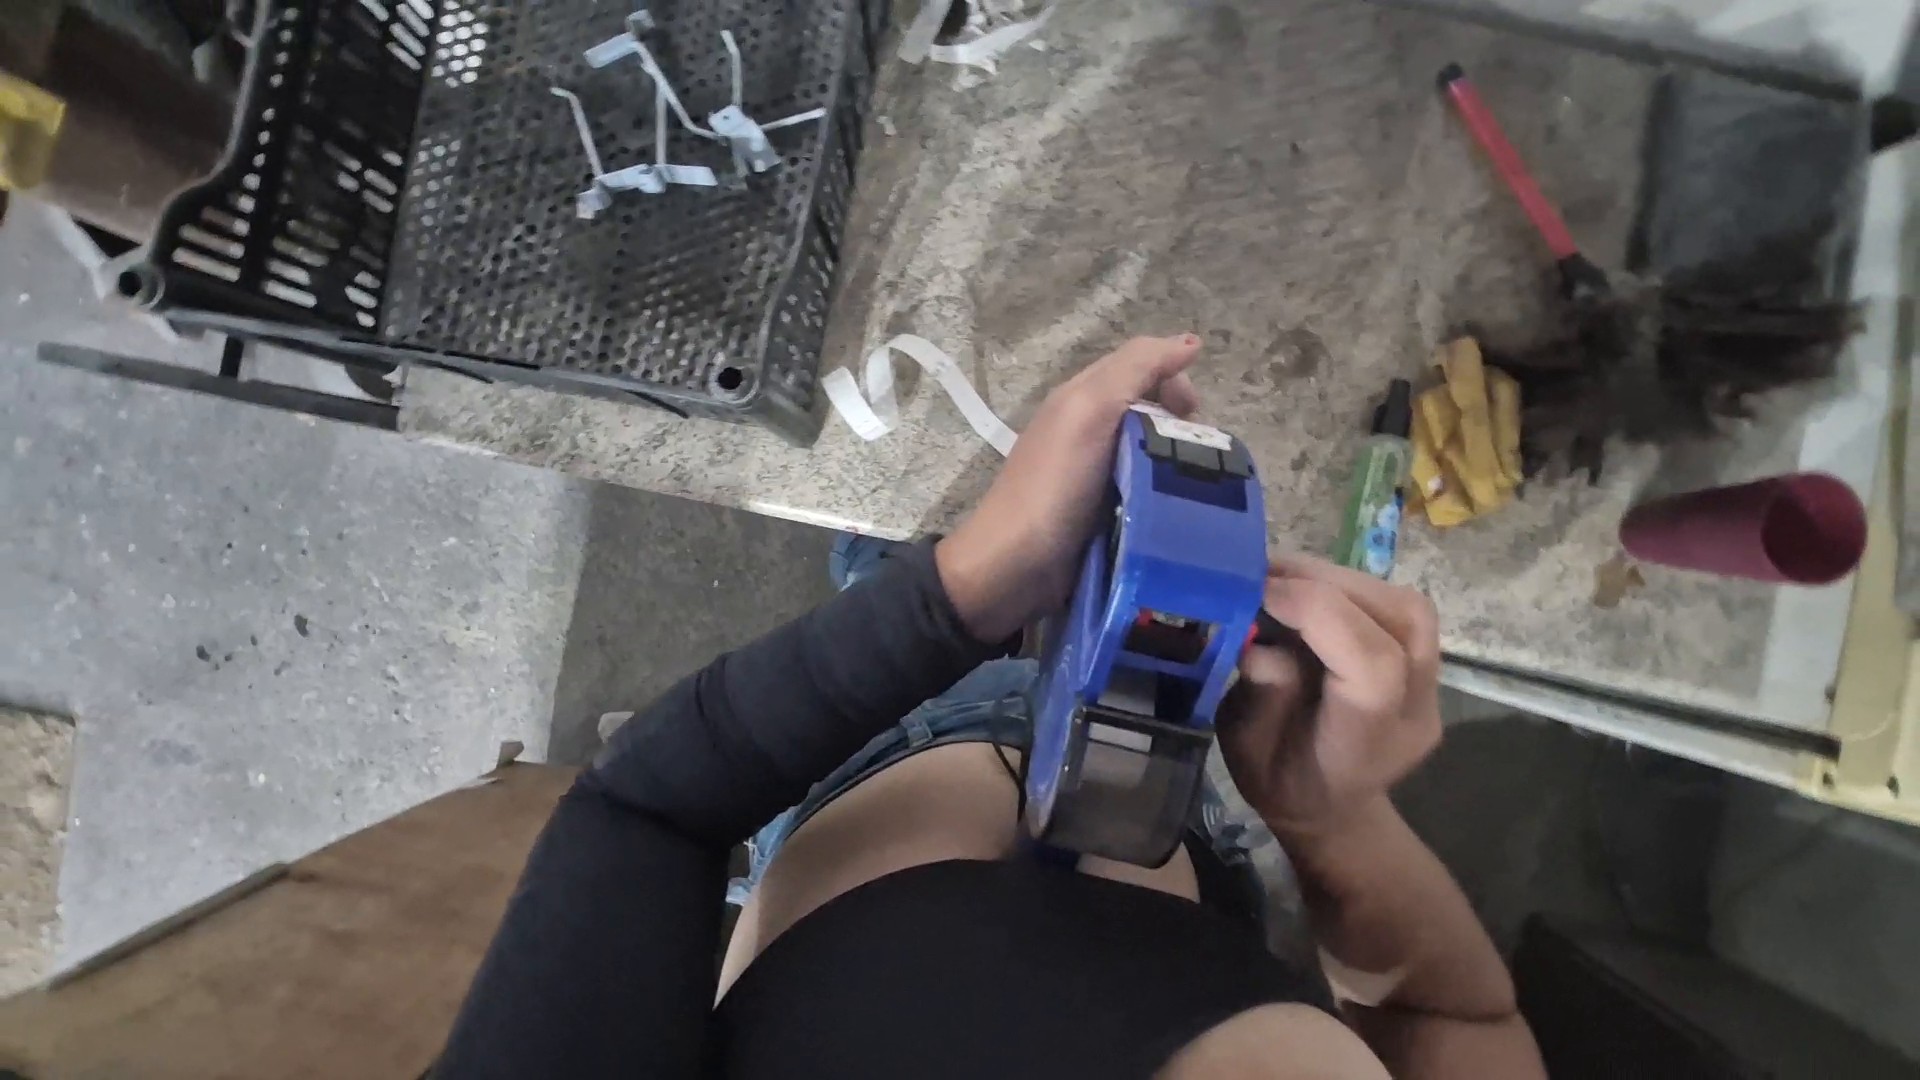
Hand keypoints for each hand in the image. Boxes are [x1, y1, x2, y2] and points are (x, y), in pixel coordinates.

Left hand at [936, 335, 1201, 640]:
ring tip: (1191, 484)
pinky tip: (1173, 508)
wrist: (1015, 565)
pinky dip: (1161, 493)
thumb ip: (1135, 369)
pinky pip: (1140, 489)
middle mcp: (1086, 429)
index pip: (1140, 367)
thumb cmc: (1053, 484)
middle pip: (1147, 408)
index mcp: (1081, 398)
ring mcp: (1091, 473)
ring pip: (1148, 450)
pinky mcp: (1099, 513)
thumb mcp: (1090, 410)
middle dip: (1179, 422)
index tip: (1195, 414)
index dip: (1173, 378)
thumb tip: (1189, 343)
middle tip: (1195, 453)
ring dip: (1175, 460)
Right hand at [1219, 555, 1441, 840]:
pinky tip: (1305, 591)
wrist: (1330, 806)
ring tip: (1280, 578)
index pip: (1372, 663)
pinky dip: (1347, 587)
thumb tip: (1261, 644)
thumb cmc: (1280, 783)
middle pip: (1399, 620)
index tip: (1255, 593)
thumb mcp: (1247, 754)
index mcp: (1369, 739)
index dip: (1317, 611)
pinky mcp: (1421, 661)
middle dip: (1323, 583)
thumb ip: (1260, 700)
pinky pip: (1397, 607)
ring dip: (1338, 579)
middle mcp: (1416, 707)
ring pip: (1405, 605)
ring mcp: (1429, 684)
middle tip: (1259, 575)